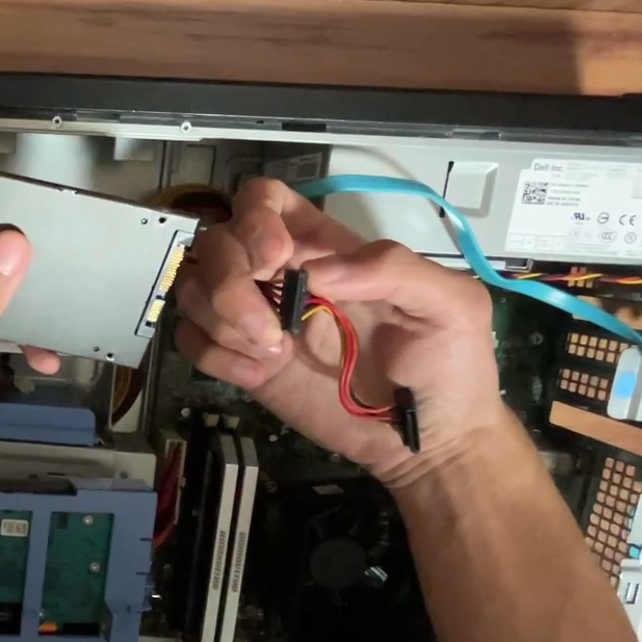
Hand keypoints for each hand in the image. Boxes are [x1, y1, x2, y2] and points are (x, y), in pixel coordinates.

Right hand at [174, 178, 514, 485]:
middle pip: (215, 244)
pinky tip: (258, 375)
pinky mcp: (237, 359)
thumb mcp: (451, 304)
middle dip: (228, 283)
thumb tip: (314, 271)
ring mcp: (252, 317)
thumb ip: (392, 268)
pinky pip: (190, 340)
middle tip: (270, 328)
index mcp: (323, 248)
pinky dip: (214, 356)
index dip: (254, 219)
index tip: (273, 260)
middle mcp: (277, 275)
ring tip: (273, 354)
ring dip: (221, 322)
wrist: (422, 441)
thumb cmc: (446, 367)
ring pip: (193, 289)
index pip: (263, 200)